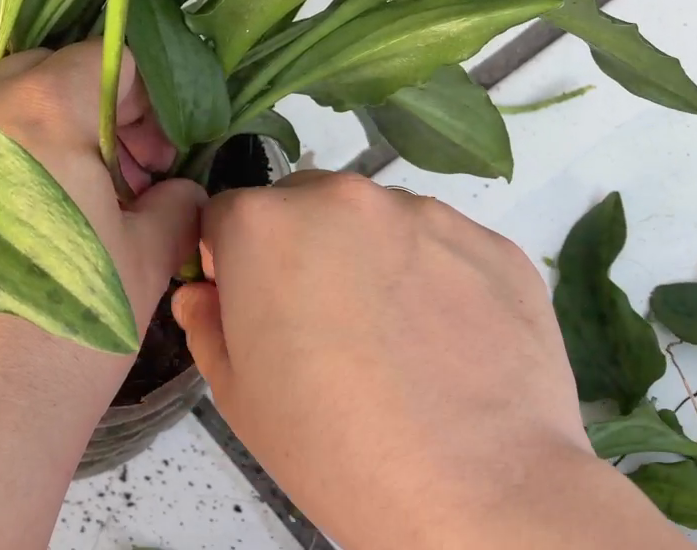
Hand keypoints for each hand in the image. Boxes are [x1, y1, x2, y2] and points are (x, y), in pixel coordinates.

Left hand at [0, 42, 205, 415]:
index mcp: (39, 107)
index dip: (144, 94)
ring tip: (77, 205)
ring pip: (1, 109)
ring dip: (46, 136)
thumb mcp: (142, 261)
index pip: (102, 56)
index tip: (156, 152)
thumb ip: (173, 205)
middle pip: (46, 73)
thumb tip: (179, 189)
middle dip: (95, 112)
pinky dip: (0, 163)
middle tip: (124, 178)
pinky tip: (21, 224)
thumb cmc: (65, 330)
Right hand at [173, 171, 689, 549]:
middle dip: (298, 246)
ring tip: (393, 333)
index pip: (222, 217)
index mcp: (256, 222)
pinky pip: (441, 245)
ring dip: (366, 255)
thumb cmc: (329, 442)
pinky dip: (434, 275)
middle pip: (297, 204)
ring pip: (371, 219)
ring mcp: (420, 216)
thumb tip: (205, 294)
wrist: (481, 499)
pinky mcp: (493, 246)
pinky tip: (444, 338)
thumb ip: (203, 320)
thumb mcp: (231, 388)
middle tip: (322, 319)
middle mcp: (333, 198)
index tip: (253, 306)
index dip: (230, 261)